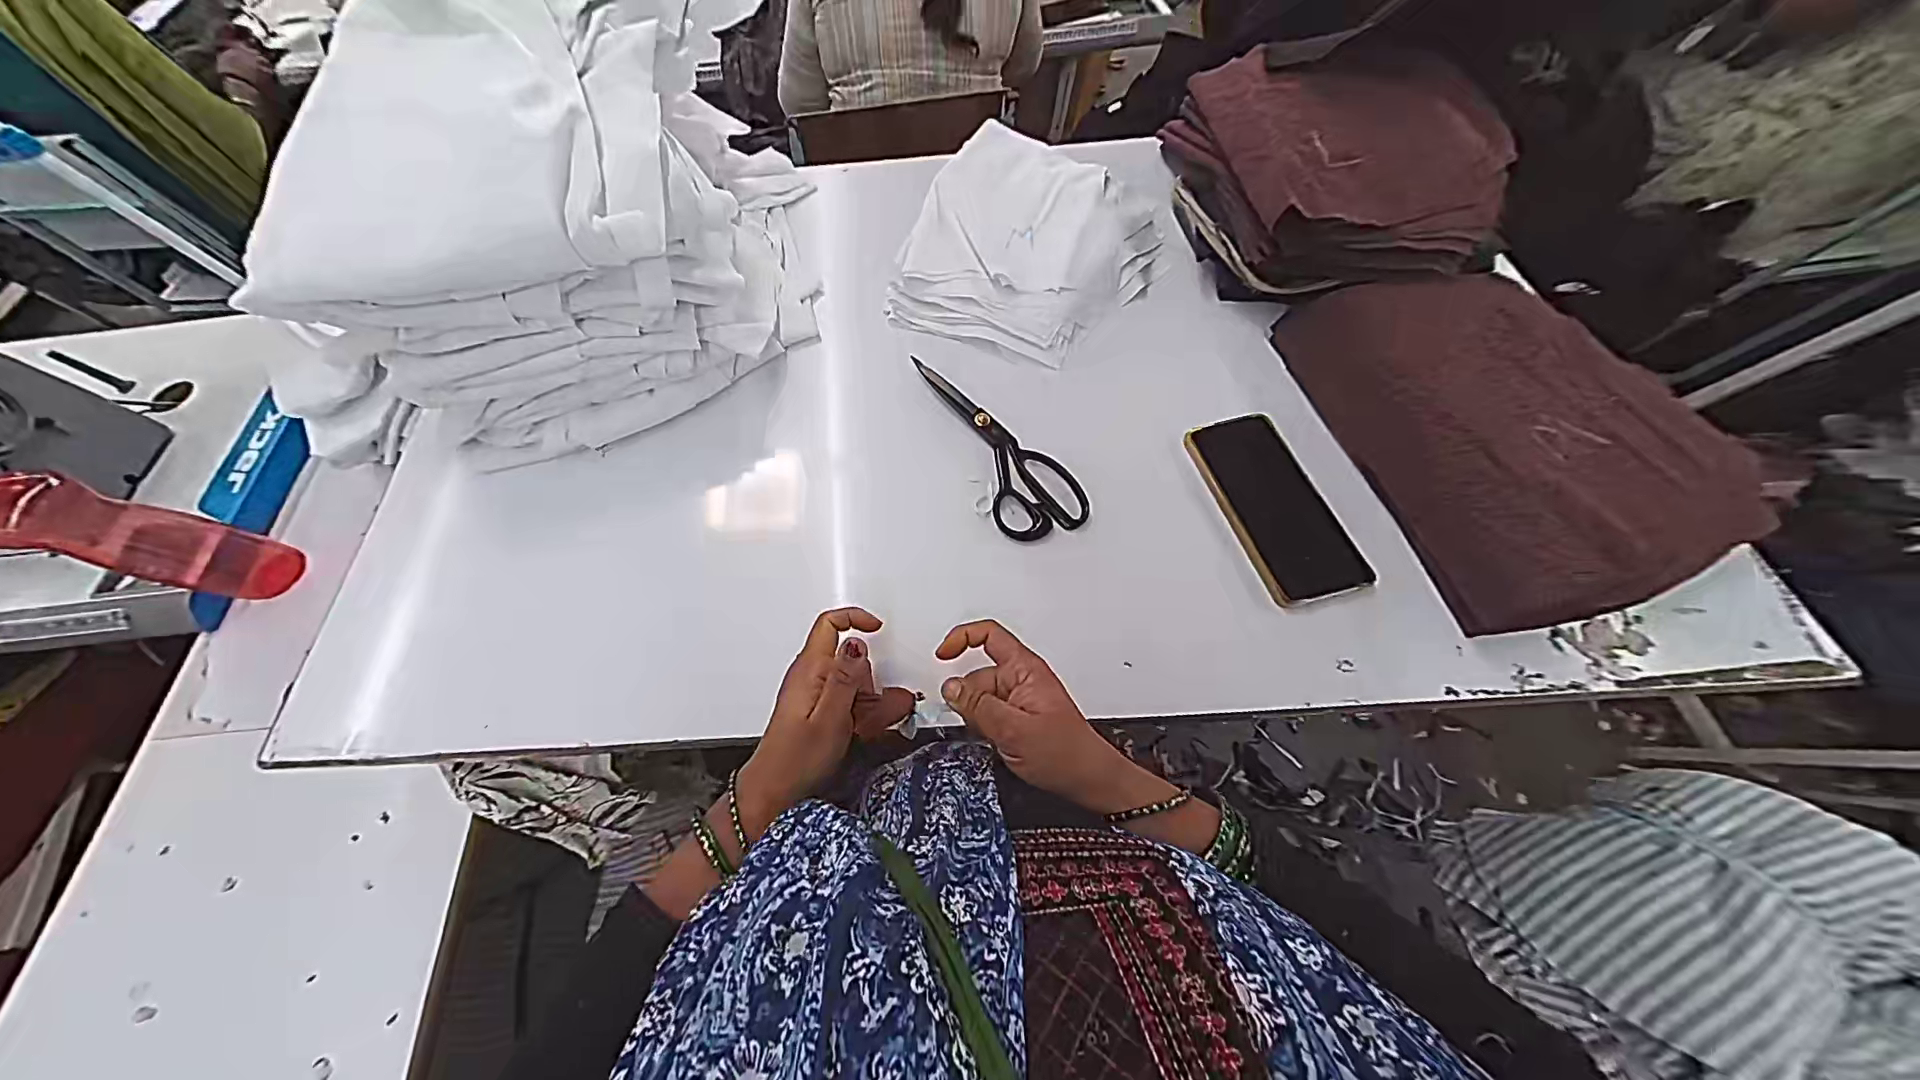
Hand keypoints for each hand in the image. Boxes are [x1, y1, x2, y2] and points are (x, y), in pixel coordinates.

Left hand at [735, 608, 913, 838]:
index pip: (830, 624)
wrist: (773, 792)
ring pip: (854, 681)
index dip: (856, 618)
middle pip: (851, 657)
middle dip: (869, 679)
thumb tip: (856, 644)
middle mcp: (810, 675)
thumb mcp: (829, 719)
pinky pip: (847, 699)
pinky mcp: (818, 707)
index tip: (877, 628)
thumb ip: (846, 679)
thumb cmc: (795, 761)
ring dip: (867, 701)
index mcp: (810, 669)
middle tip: (870, 707)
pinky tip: (858, 731)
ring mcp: (814, 691)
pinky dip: (859, 712)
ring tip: (862, 727)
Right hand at [935, 620, 1176, 815]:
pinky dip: (986, 726)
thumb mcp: (1013, 730)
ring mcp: (1020, 697)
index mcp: (1024, 669)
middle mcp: (1022, 678)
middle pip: (978, 674)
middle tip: (977, 722)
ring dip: (978, 717)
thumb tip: (951, 687)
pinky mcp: (1019, 715)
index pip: (988, 635)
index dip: (961, 638)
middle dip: (969, 698)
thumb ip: (978, 706)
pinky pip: (990, 713)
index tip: (942, 656)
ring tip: (996, 738)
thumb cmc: (1066, 753)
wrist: (1089, 778)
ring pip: (981, 697)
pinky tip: (998, 742)